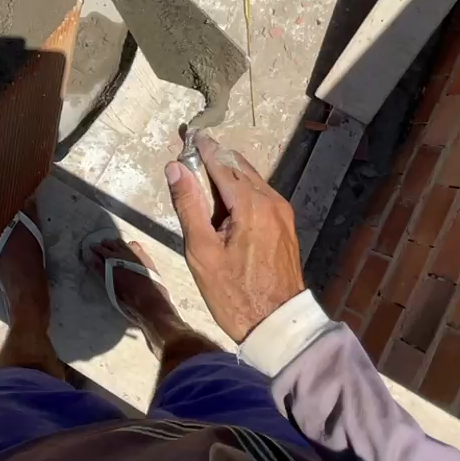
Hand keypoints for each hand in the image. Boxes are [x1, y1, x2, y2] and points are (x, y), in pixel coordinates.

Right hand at [165, 137, 305, 342]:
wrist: (277, 327)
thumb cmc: (233, 293)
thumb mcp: (202, 251)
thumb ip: (189, 204)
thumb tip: (175, 167)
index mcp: (250, 204)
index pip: (221, 162)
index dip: (202, 148)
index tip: (187, 134)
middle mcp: (271, 200)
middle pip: (237, 165)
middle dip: (214, 156)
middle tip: (189, 152)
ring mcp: (281, 211)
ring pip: (250, 177)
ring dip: (226, 170)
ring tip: (201, 174)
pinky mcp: (285, 224)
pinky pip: (259, 192)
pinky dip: (240, 186)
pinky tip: (224, 198)